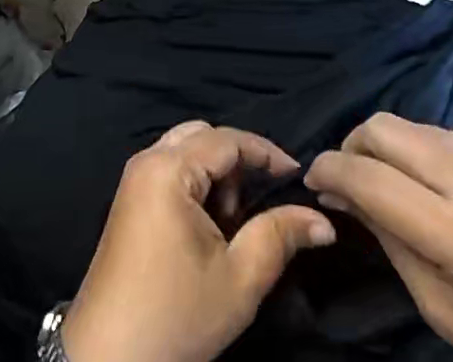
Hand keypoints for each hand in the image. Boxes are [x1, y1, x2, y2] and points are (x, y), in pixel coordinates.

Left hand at [62, 122, 336, 361]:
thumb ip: (282, 235)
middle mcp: (146, 162)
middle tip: (260, 201)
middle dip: (238, 161)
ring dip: (218, 175)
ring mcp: (133, 182)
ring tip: (234, 222)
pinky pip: (171, 172)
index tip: (298, 176)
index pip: (227, 139)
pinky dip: (198, 186)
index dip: (267, 152)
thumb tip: (324, 220)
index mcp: (167, 169)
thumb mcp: (239, 278)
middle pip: (204, 136)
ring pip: (187, 152)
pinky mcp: (129, 203)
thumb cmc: (175, 316)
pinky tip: (209, 228)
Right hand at [305, 114, 452, 361]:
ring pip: (417, 125)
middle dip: (353, 146)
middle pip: (387, 127)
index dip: (329, 171)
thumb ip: (393, 246)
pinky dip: (428, 153)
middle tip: (347, 181)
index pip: (370, 177)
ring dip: (391, 148)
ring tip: (392, 186)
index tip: (312, 180)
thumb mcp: (449, 315)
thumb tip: (348, 198)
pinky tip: (440, 189)